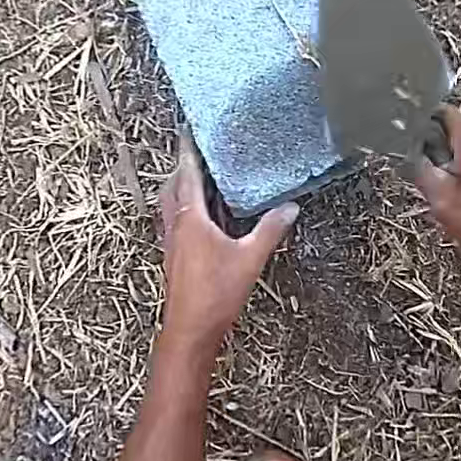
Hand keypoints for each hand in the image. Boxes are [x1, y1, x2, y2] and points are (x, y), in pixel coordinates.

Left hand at [158, 137, 298, 351]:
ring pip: (170, 206)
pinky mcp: (173, 258)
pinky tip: (200, 220)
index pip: (187, 175)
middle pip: (172, 187)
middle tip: (195, 154)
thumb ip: (270, 230)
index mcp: (190, 219)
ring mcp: (171, 243)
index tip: (188, 131)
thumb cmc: (217, 293)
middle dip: (182, 168)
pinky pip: (174, 223)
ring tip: (198, 180)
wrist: (191, 329)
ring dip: (180, 189)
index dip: (188, 152)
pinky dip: (183, 210)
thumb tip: (290, 207)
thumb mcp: (251, 258)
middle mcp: (175, 226)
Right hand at [413, 108, 460, 274]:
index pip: (444, 115)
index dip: (425, 128)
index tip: (415, 147)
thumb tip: (416, 160)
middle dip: (443, 160)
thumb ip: (424, 175)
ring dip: (460, 176)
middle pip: (458, 139)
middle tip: (435, 189)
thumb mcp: (443, 203)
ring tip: (456, 205)